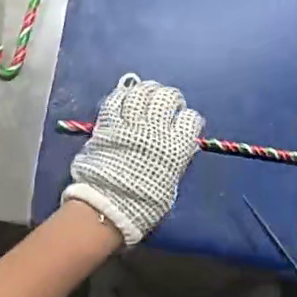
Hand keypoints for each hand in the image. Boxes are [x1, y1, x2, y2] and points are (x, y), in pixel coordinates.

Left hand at [63, 73, 203, 244]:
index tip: (182, 121)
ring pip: (141, 94)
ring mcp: (129, 125)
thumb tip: (175, 145)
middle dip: (169, 97)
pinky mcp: (107, 125)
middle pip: (166, 98)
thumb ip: (174, 159)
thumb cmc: (143, 203)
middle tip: (165, 103)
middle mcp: (155, 131)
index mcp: (176, 147)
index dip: (187, 118)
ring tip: (146, 93)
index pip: (190, 119)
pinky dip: (121, 95)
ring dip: (146, 90)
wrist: (108, 205)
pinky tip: (124, 96)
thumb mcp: (170, 181)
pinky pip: (115, 101)